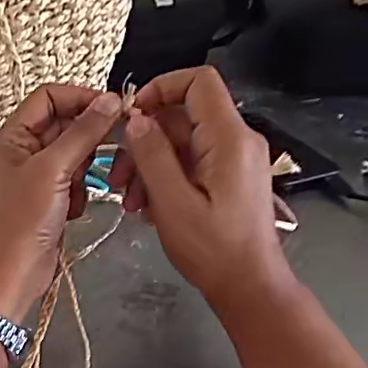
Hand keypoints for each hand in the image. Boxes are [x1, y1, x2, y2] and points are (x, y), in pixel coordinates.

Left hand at [0, 85, 122, 316]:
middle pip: (65, 125)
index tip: (112, 107)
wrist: (12, 275)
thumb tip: (112, 99)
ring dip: (85, 170)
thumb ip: (83, 132)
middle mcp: (24, 153)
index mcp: (13, 137)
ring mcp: (38, 178)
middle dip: (87, 139)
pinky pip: (76, 182)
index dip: (79, 97)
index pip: (48, 97)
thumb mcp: (53, 170)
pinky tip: (72, 211)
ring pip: (75, 155)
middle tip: (112, 149)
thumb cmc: (23, 220)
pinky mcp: (51, 201)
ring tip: (78, 191)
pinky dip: (80, 193)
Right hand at [110, 66, 290, 305]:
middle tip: (119, 176)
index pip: (198, 82)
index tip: (131, 115)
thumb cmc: (214, 250)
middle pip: (183, 117)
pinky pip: (192, 164)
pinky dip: (166, 179)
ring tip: (131, 200)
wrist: (248, 285)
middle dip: (144, 141)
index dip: (160, 88)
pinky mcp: (229, 180)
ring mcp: (235, 161)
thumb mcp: (173, 203)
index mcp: (229, 139)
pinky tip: (148, 206)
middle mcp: (237, 142)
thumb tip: (136, 120)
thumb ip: (153, 156)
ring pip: (183, 144)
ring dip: (150, 165)